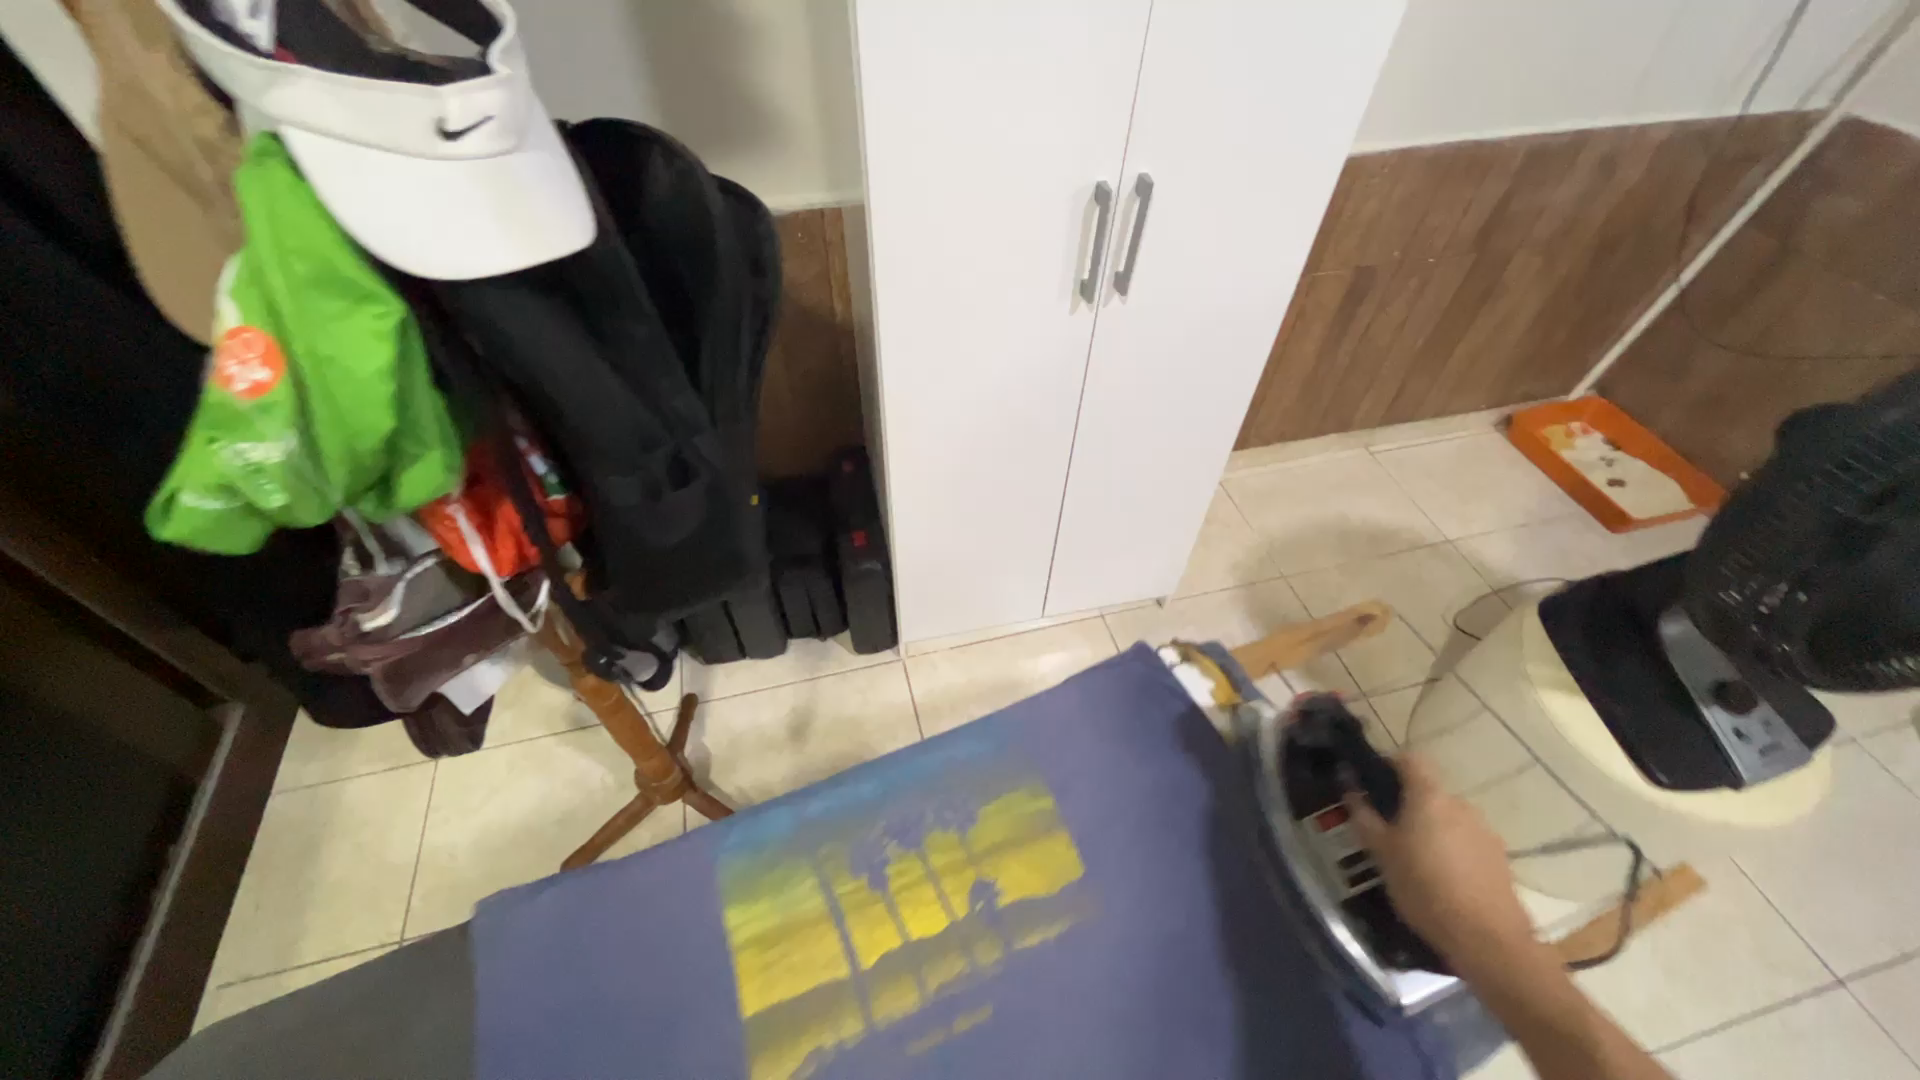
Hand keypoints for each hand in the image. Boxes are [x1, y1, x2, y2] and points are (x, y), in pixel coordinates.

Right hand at [1344, 753, 1538, 974]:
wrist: (1486, 938)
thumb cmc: (1423, 888)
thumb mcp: (1381, 852)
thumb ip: (1364, 815)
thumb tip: (1349, 786)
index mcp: (1429, 797)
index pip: (1409, 759)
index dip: (1388, 764)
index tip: (1370, 784)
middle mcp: (1461, 804)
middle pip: (1429, 791)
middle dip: (1407, 804)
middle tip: (1386, 830)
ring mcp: (1485, 830)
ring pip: (1448, 817)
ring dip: (1430, 827)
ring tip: (1414, 859)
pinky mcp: (1499, 857)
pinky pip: (1466, 840)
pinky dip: (1451, 848)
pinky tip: (1441, 878)